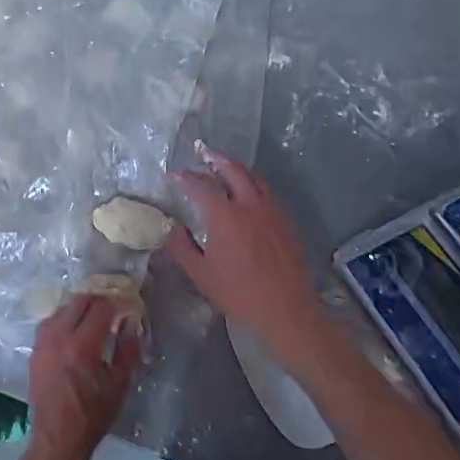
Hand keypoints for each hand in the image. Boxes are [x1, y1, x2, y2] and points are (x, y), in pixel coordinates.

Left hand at [28, 295, 139, 459]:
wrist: (58, 439)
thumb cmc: (92, 414)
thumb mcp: (119, 384)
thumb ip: (127, 349)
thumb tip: (130, 325)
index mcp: (82, 344)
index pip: (101, 307)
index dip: (116, 305)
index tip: (125, 312)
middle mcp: (58, 337)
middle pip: (79, 301)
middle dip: (98, 303)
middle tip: (111, 315)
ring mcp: (43, 343)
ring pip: (62, 309)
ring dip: (79, 310)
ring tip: (92, 324)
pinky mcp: (34, 352)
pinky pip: (50, 324)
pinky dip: (64, 321)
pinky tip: (74, 335)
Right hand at [167, 149, 326, 362]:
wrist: (286, 306)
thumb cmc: (239, 292)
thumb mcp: (202, 275)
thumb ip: (183, 248)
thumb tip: (173, 230)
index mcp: (225, 215)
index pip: (201, 186)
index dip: (185, 178)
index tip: (174, 175)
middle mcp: (249, 204)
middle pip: (232, 170)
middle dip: (215, 159)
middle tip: (202, 153)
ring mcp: (271, 209)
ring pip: (253, 177)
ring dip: (235, 168)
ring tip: (224, 167)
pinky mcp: (285, 219)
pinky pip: (266, 191)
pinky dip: (252, 183)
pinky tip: (248, 192)